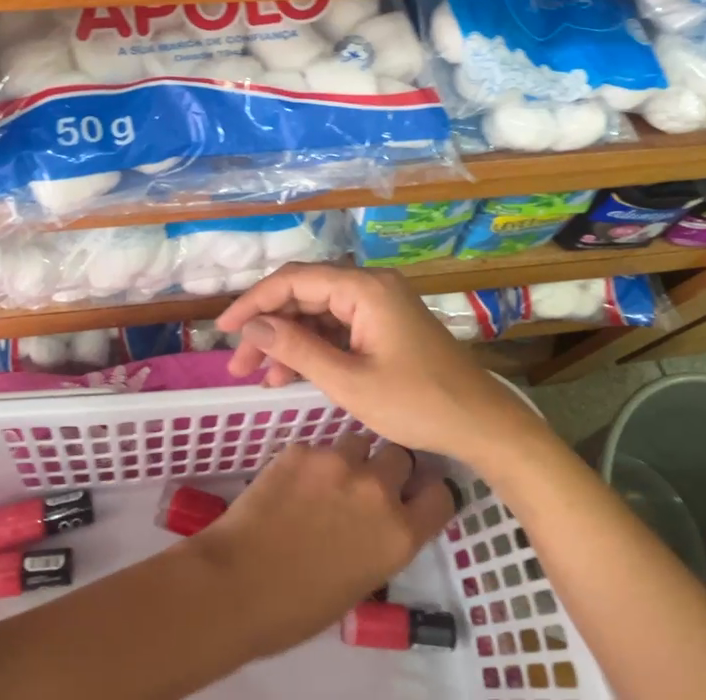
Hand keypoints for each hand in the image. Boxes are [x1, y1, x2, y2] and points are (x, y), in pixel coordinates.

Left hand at [192, 435, 454, 655]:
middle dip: (388, 467)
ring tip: (326, 481)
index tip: (414, 496)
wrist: (237, 584)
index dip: (427, 493)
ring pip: (358, 441)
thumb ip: (381, 541)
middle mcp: (378, 490)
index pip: (441, 494)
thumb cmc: (299, 607)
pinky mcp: (300, 449)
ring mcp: (338, 463)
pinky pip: (316, 447)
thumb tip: (377, 523)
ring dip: (351, 458)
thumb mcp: (363, 582)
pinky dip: (310, 462)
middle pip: (401, 456)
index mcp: (401, 533)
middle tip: (366, 486)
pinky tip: (290, 485)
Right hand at [219, 263, 546, 460]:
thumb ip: (297, 350)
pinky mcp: (384, 327)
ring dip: (288, 342)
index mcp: (365, 289)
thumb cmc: (417, 404)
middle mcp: (371, 287)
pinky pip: (338, 329)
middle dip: (268, 327)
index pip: (294, 281)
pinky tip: (289, 377)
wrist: (481, 425)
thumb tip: (252, 326)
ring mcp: (379, 307)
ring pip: (318, 314)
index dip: (253, 303)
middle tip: (239, 365)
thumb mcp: (349, 381)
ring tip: (258, 378)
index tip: (223, 331)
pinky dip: (312, 350)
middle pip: (304, 295)